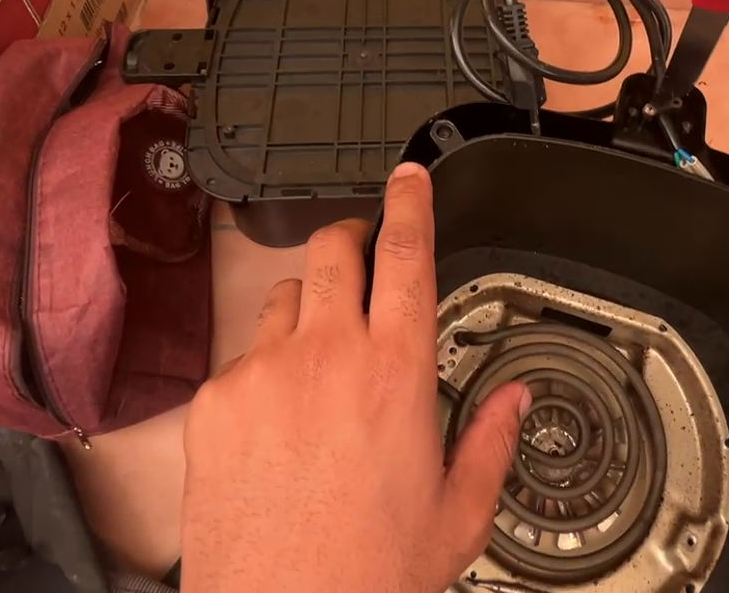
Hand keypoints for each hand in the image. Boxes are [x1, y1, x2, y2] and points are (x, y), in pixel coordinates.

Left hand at [181, 163, 530, 592]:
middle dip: (349, 239)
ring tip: (318, 359)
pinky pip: (241, 356)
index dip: (410, 201)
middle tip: (361, 259)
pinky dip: (263, 369)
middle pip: (332, 248)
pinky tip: (276, 420)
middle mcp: (327, 355)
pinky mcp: (215, 401)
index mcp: (395, 370)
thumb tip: (513, 398)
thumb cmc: (368, 573)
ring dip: (306, 308)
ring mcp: (264, 372)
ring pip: (283, 295)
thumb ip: (491, 440)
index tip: (409, 175)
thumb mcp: (457, 513)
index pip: (405, 252)